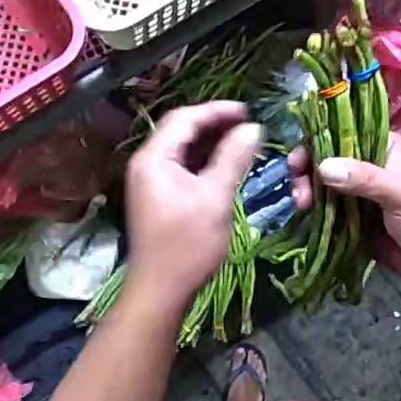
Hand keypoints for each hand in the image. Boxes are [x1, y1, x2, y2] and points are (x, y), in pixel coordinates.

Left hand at [125, 101, 261, 306]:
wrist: (160, 289)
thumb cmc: (186, 245)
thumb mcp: (215, 198)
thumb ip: (233, 159)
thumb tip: (252, 128)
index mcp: (154, 158)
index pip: (184, 118)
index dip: (217, 110)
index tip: (248, 111)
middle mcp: (147, 164)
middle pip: (181, 131)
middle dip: (215, 125)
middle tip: (248, 125)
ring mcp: (151, 182)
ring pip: (183, 151)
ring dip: (211, 144)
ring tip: (243, 142)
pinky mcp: (159, 198)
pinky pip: (182, 169)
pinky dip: (204, 163)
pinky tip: (227, 166)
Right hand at [289, 132, 400, 283]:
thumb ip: (366, 179)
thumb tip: (323, 166)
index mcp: (385, 146)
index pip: (344, 131)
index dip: (317, 141)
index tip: (299, 160)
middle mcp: (368, 165)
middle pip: (327, 158)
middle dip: (307, 171)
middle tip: (300, 192)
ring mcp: (359, 193)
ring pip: (323, 184)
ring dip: (307, 192)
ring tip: (302, 206)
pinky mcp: (353, 219)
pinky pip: (327, 210)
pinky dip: (314, 212)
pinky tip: (304, 218)